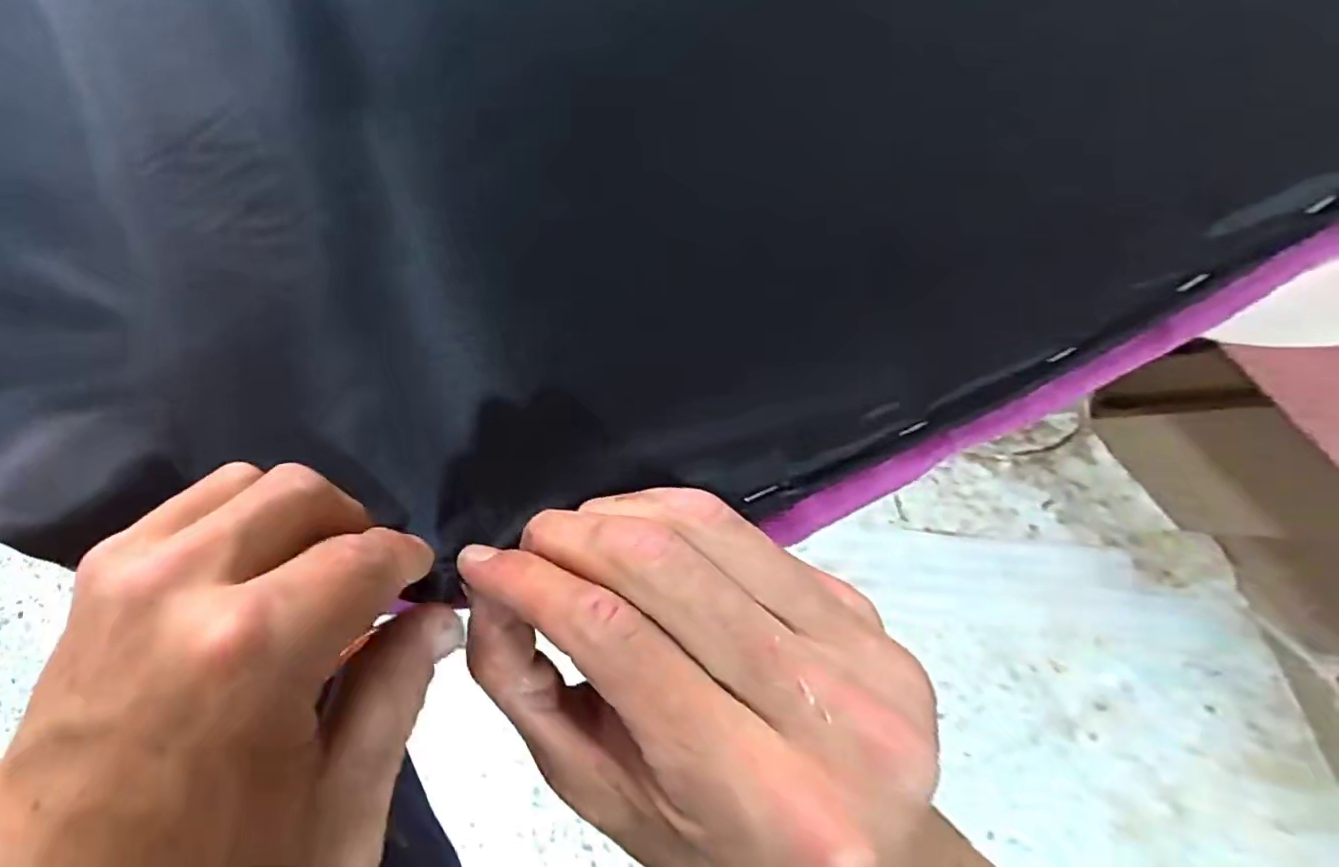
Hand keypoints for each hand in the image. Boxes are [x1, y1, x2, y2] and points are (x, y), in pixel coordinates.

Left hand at [0, 463, 461, 866]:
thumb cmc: (212, 861)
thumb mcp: (333, 807)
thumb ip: (395, 691)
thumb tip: (432, 613)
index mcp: (252, 647)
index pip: (359, 557)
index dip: (405, 556)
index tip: (419, 572)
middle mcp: (186, 579)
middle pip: (301, 490)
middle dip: (353, 521)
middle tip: (365, 574)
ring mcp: (133, 562)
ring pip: (246, 480)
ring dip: (294, 513)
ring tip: (305, 569)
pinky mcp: (101, 562)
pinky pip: (195, 501)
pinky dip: (239, 518)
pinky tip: (246, 571)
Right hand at [460, 489, 986, 866]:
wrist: (848, 850)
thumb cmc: (702, 839)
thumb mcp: (588, 784)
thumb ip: (518, 683)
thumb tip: (489, 581)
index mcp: (757, 795)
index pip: (615, 637)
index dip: (533, 584)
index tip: (481, 562)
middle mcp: (829, 719)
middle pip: (657, 566)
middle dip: (565, 537)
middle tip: (524, 546)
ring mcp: (859, 653)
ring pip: (693, 527)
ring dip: (606, 515)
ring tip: (571, 540)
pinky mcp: (862, 607)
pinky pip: (731, 524)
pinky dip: (656, 511)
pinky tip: (629, 534)